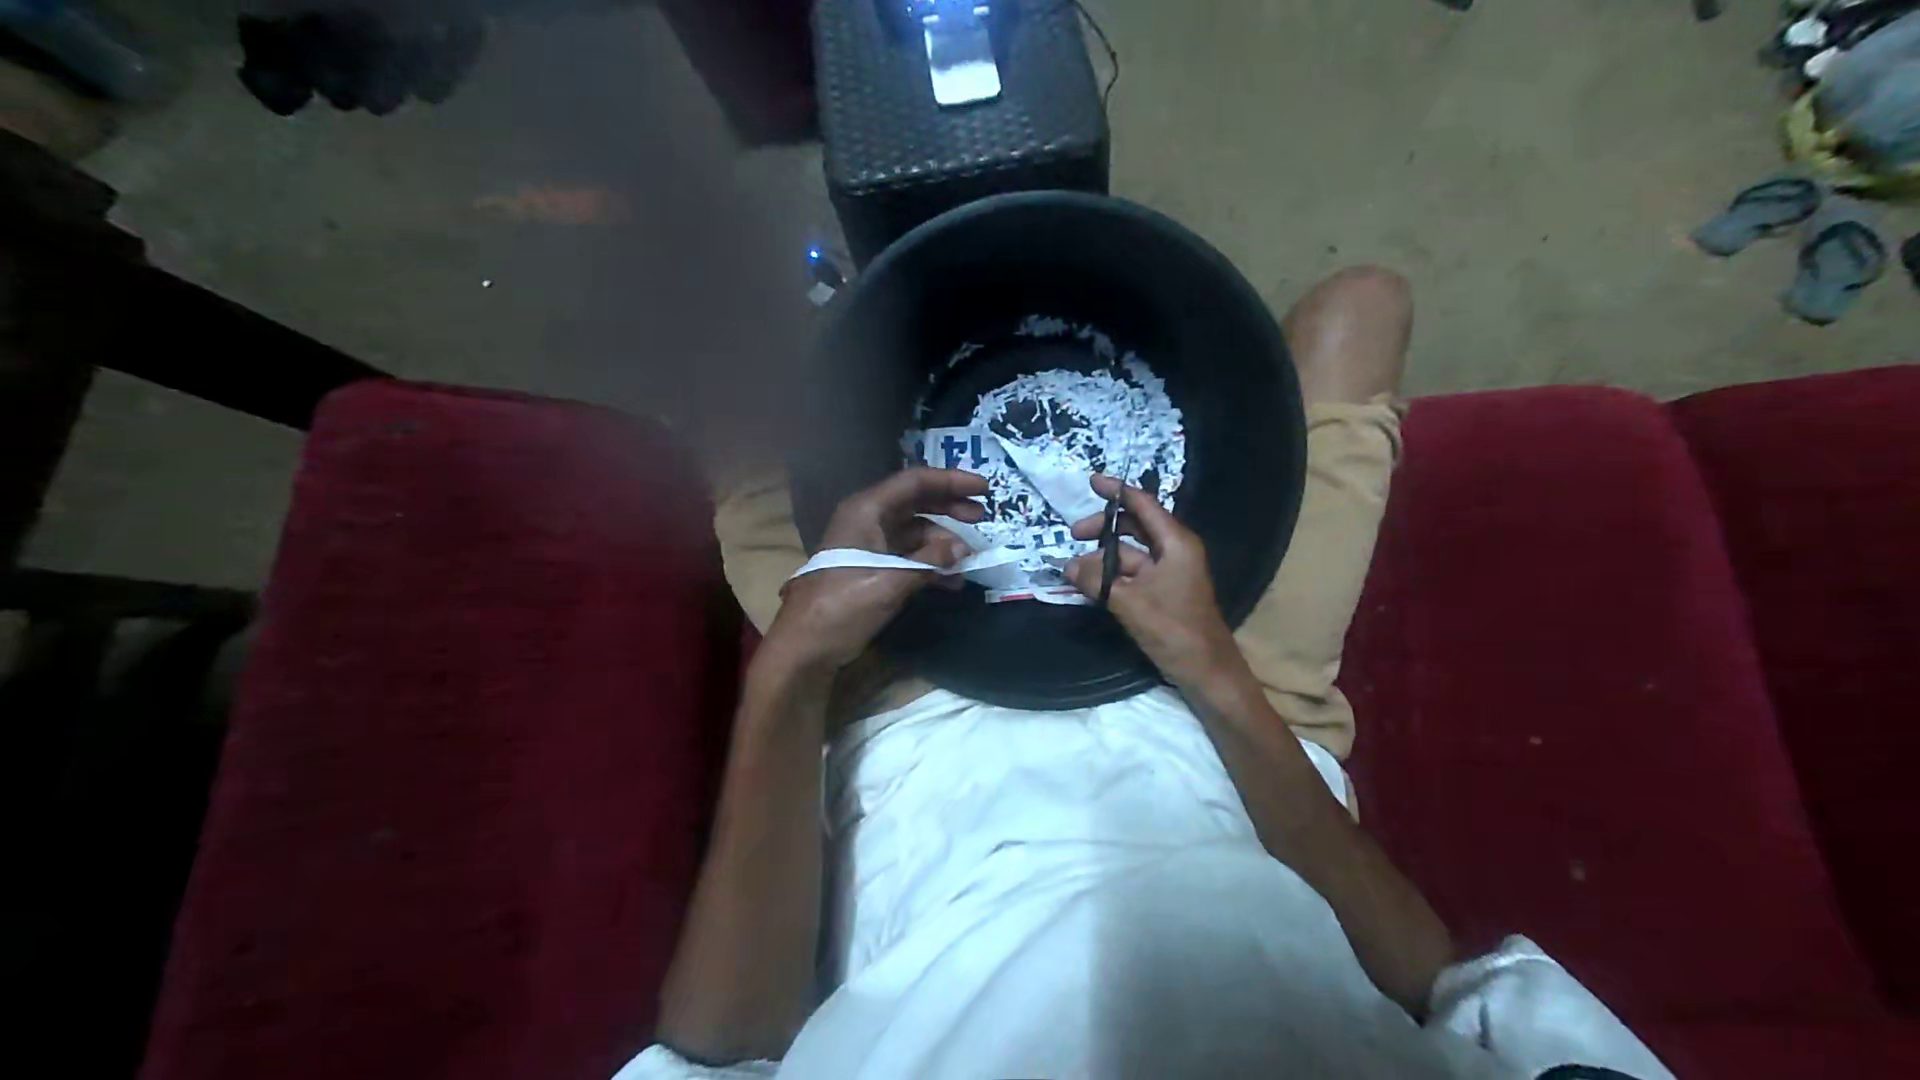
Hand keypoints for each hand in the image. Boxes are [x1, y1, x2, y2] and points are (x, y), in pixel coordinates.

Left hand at [762, 467, 989, 673]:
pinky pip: (908, 556)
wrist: (807, 645)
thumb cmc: (844, 605)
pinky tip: (952, 581)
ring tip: (968, 560)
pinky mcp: (872, 568)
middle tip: (982, 518)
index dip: (951, 481)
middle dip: (950, 508)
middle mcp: (868, 520)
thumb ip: (930, 560)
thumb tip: (962, 549)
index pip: (915, 482)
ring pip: (915, 531)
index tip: (985, 489)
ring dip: (943, 543)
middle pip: (916, 502)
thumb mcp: (891, 580)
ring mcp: (869, 545)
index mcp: (867, 510)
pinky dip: (930, 563)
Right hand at [1065, 475, 1250, 691]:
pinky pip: (1132, 572)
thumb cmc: (1174, 630)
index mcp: (1175, 542)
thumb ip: (1097, 581)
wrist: (1206, 670)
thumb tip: (1068, 566)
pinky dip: (1111, 574)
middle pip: (1134, 526)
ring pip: (1130, 552)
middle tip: (1073, 535)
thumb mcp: (1129, 602)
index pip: (1143, 504)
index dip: (1116, 491)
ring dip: (1103, 556)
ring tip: (1074, 567)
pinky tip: (1090, 583)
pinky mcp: (1162, 591)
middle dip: (1103, 527)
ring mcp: (1169, 572)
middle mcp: (1173, 550)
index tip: (1090, 482)